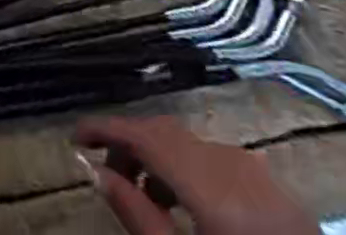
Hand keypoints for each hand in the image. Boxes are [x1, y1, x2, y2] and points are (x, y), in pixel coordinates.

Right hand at [75, 117, 317, 234]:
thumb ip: (138, 215)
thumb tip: (97, 172)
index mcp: (209, 184)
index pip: (143, 135)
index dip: (104, 129)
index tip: (74, 138)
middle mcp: (230, 163)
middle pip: (164, 132)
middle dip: (128, 144)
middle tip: (103, 173)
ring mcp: (254, 170)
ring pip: (187, 144)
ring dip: (156, 157)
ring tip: (143, 198)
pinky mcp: (270, 184)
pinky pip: (213, 160)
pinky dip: (184, 169)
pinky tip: (181, 204)